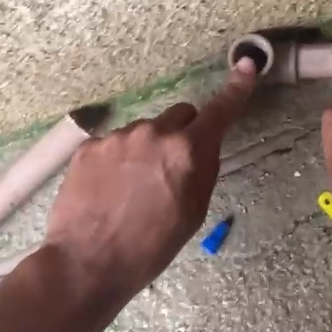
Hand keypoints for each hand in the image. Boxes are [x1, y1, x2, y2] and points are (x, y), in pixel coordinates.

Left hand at [41, 59, 257, 298]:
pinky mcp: (90, 146)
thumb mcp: (193, 212)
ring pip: (145, 131)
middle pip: (180, 116)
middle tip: (170, 170)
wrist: (85, 266)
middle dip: (182, 134)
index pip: (219, 111)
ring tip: (130, 190)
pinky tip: (107, 190)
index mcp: (187, 151)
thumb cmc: (150, 248)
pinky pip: (115, 144)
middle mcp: (154, 133)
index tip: (246, 65)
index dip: (236, 88)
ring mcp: (119, 137)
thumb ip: (203, 169)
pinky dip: (116, 161)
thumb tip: (204, 145)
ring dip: (146, 150)